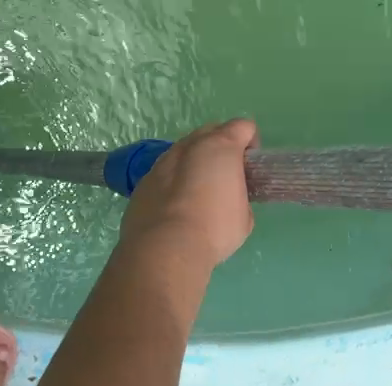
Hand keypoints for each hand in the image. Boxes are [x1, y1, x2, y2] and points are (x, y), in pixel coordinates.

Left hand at [119, 119, 257, 269]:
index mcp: (220, 146)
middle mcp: (188, 147)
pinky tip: (170, 211)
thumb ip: (240, 197)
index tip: (248, 169)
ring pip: (180, 154)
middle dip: (218, 149)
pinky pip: (160, 177)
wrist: (165, 251)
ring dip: (190, 166)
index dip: (249, 145)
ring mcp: (160, 164)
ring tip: (193, 195)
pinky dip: (168, 186)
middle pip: (208, 133)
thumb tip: (230, 202)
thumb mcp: (243, 217)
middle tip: (221, 179)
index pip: (243, 128)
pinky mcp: (141, 186)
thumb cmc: (212, 231)